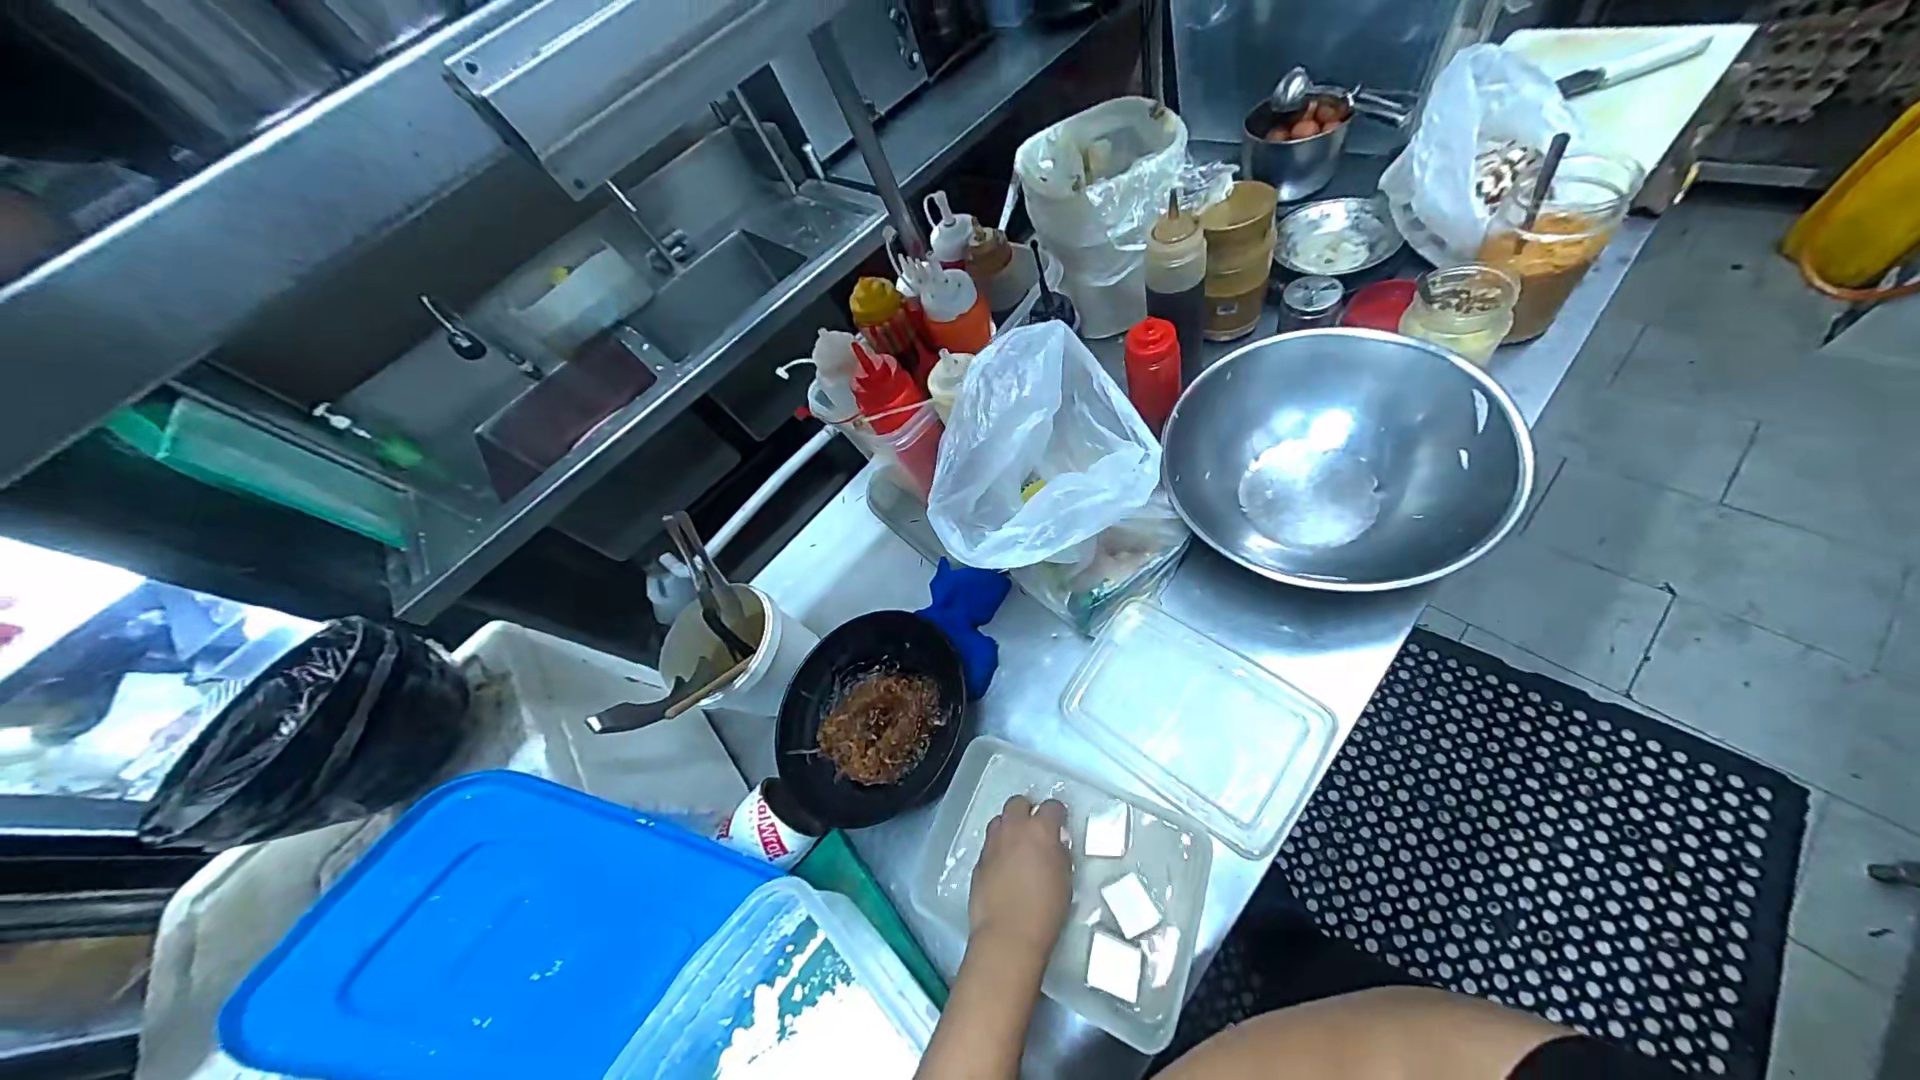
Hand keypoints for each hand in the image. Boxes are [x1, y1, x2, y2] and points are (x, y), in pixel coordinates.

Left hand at [969, 794, 1070, 955]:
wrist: (1008, 935)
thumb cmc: (1046, 910)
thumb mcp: (1065, 879)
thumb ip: (1059, 854)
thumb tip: (1055, 845)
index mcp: (1040, 830)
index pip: (1051, 806)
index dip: (1058, 813)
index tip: (1060, 823)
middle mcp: (1013, 829)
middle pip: (1018, 803)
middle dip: (1028, 811)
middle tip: (1035, 828)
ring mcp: (992, 843)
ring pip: (999, 820)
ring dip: (1009, 827)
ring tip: (1017, 845)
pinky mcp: (978, 860)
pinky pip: (989, 844)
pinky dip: (998, 848)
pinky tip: (1003, 866)